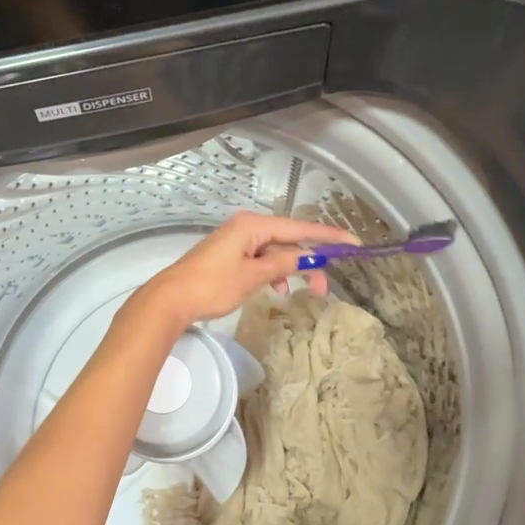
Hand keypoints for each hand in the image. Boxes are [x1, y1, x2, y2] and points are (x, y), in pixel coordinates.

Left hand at [134, 213, 358, 331]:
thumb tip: (308, 256)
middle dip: (309, 262)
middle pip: (288, 241)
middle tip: (323, 288)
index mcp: (253, 225)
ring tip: (303, 292)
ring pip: (275, 253)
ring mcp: (236, 242)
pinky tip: (277, 290)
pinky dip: (273, 273)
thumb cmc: (212, 286)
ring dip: (291, 271)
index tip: (353, 244)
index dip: (328, 238)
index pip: (299, 228)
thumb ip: (283, 264)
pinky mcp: (229, 256)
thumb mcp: (253, 276)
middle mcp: (246, 227)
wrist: (171, 299)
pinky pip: (261, 260)